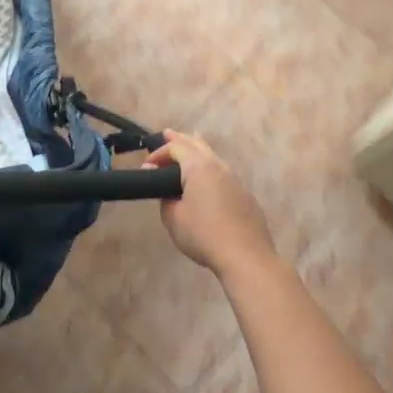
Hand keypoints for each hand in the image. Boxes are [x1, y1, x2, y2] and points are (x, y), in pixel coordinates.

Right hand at [149, 130, 275, 277]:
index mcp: (200, 168)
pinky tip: (207, 185)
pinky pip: (224, 176)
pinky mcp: (246, 198)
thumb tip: (167, 192)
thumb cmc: (203, 235)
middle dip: (181, 139)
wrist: (246, 258)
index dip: (158, 153)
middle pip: (199, 145)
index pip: (176, 147)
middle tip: (167, 134)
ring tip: (188, 153)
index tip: (146, 168)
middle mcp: (220, 168)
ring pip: (214, 159)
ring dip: (198, 154)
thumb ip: (165, 199)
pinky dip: (210, 172)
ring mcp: (237, 182)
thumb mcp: (173, 218)